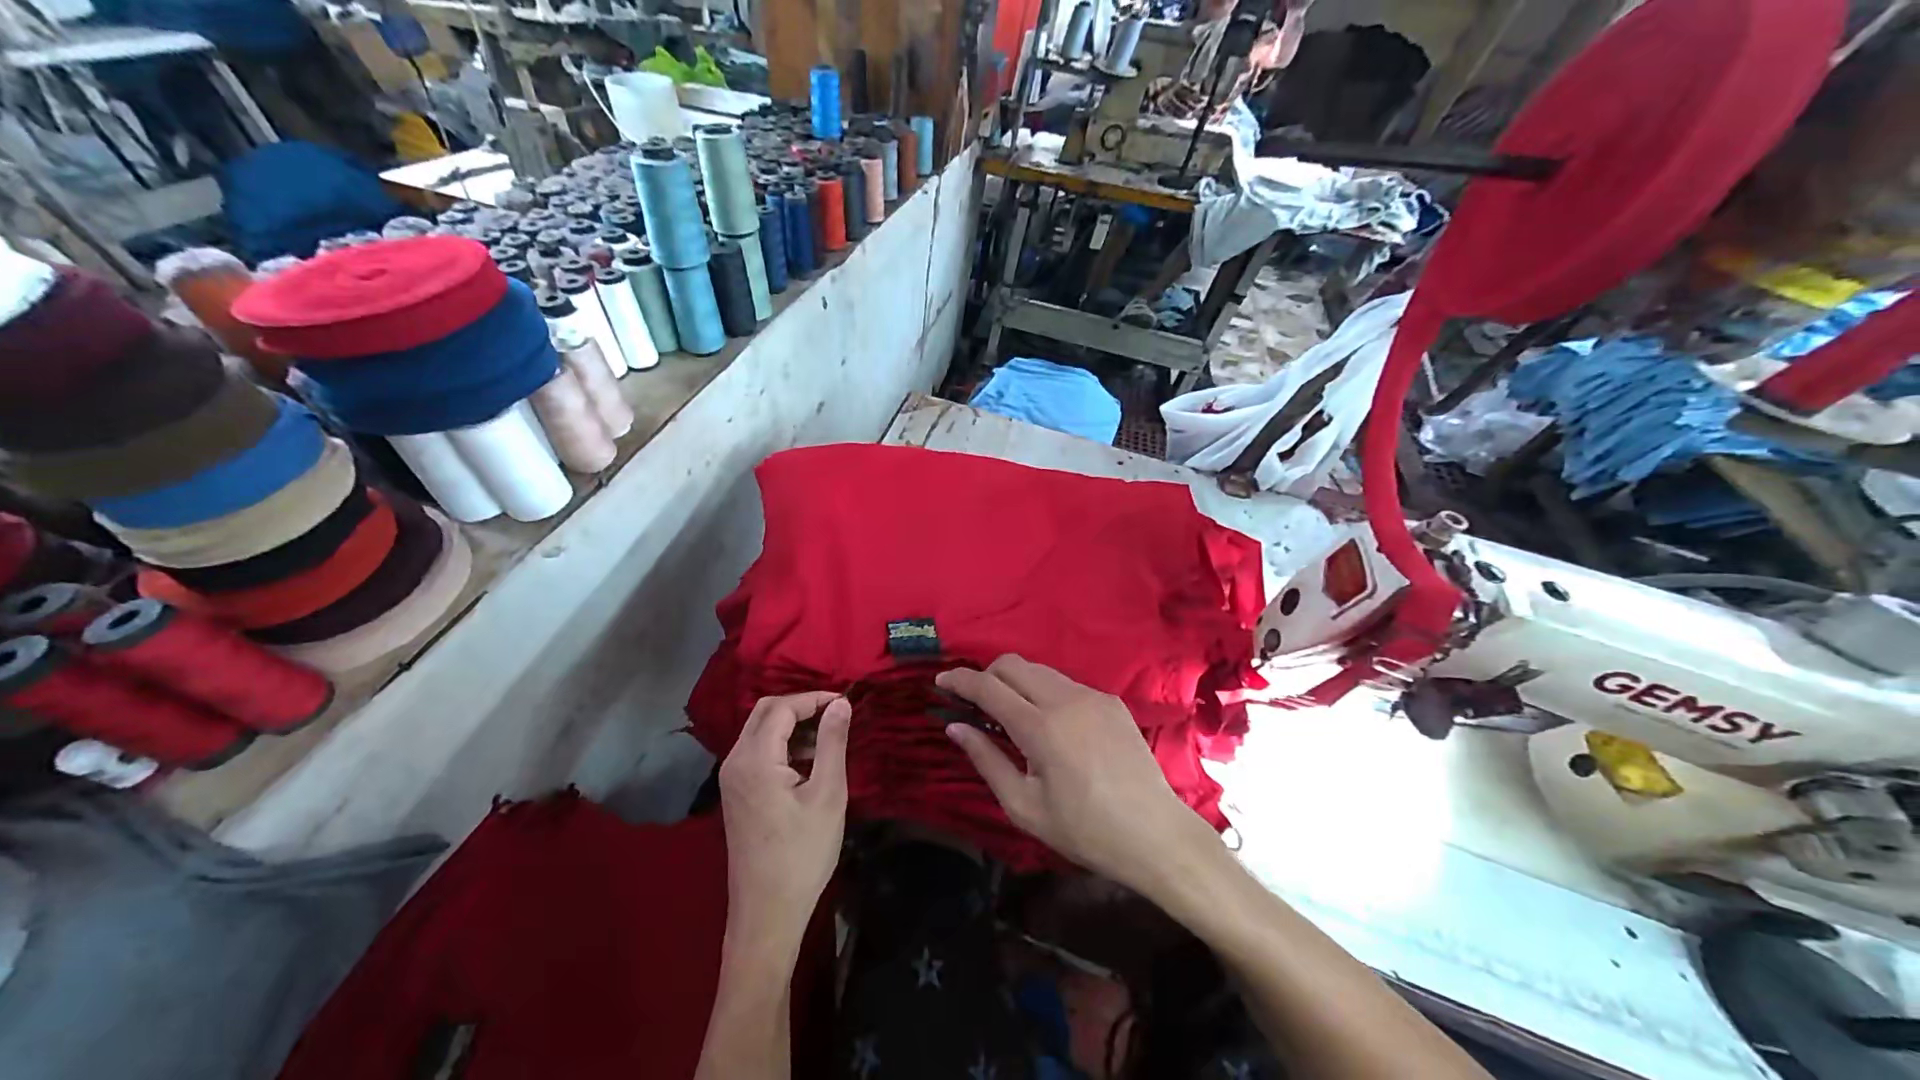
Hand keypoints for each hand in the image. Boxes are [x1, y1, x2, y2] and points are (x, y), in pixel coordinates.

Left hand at [717, 691, 851, 954]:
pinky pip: (758, 751)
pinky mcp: (737, 793)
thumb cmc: (802, 854)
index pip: (782, 708)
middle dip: (802, 706)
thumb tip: (841, 703)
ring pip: (760, 731)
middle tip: (837, 713)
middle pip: (765, 712)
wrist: (767, 911)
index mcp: (755, 759)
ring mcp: (732, 778)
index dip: (814, 698)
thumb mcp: (827, 794)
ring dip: (792, 725)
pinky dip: (782, 744)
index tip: (846, 703)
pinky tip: (809, 760)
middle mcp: (735, 761)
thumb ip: (832, 743)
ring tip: (829, 735)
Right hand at [937, 656, 1219, 898]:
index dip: (960, 680)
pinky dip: (1044, 692)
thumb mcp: (1025, 806)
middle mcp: (1067, 700)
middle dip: (986, 675)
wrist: (1156, 835)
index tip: (940, 681)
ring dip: (1016, 682)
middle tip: (973, 702)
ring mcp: (1093, 697)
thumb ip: (987, 760)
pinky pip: (1066, 684)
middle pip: (1013, 664)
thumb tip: (956, 728)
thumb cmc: (1085, 831)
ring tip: (1008, 713)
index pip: (989, 687)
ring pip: (1041, 670)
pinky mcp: (1112, 702)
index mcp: (1042, 727)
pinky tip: (1047, 724)